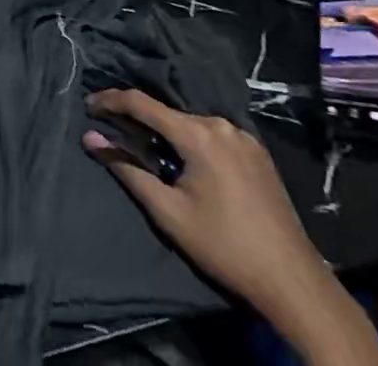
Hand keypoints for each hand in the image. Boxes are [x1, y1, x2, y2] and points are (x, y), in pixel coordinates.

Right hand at [83, 90, 377, 365]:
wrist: (289, 275)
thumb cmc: (222, 245)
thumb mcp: (168, 212)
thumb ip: (128, 170)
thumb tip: (92, 140)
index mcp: (198, 133)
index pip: (143, 104)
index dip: (111, 101)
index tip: (88, 105)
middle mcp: (221, 124)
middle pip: (169, 113)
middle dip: (139, 120)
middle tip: (114, 132)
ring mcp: (244, 136)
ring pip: (192, 125)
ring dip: (168, 133)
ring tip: (148, 152)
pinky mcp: (257, 151)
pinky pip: (214, 136)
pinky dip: (193, 142)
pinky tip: (187, 164)